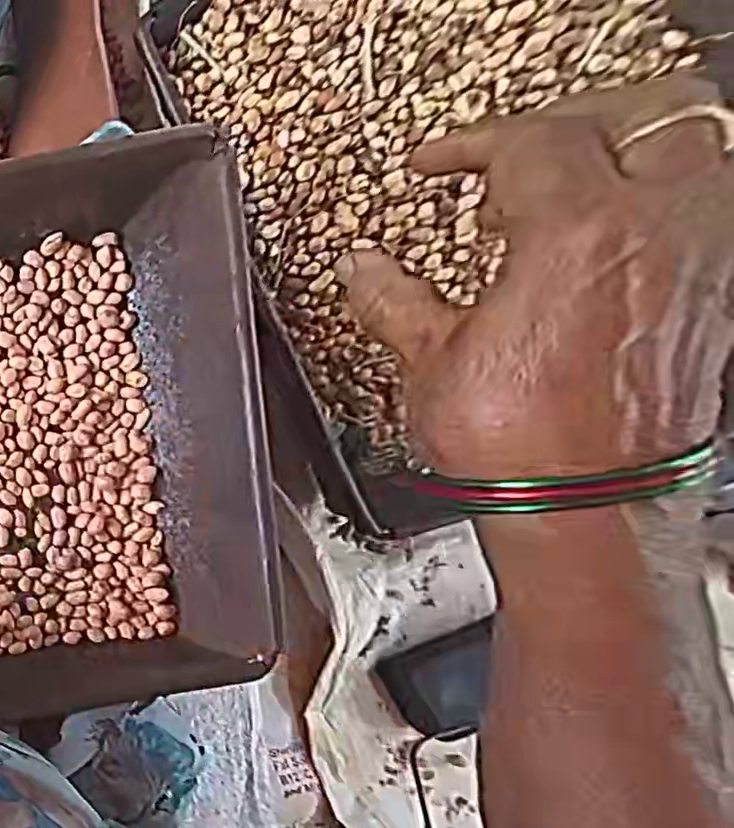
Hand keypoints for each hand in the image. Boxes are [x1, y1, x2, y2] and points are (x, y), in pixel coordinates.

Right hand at [339, 77, 733, 478]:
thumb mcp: (428, 356)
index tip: (431, 160)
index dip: (471, 143)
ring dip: (612, 148)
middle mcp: (665, 222)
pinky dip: (643, 189)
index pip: (535, 143)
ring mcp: (707, 246)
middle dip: (565, 118)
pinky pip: (700, 194)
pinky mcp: (719, 279)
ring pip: (692, 141)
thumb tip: (359, 266)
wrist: (583, 489)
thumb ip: (393, 297)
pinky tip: (584, 233)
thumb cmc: (511, 431)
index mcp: (579, 235)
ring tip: (540, 191)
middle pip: (646, 109)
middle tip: (502, 149)